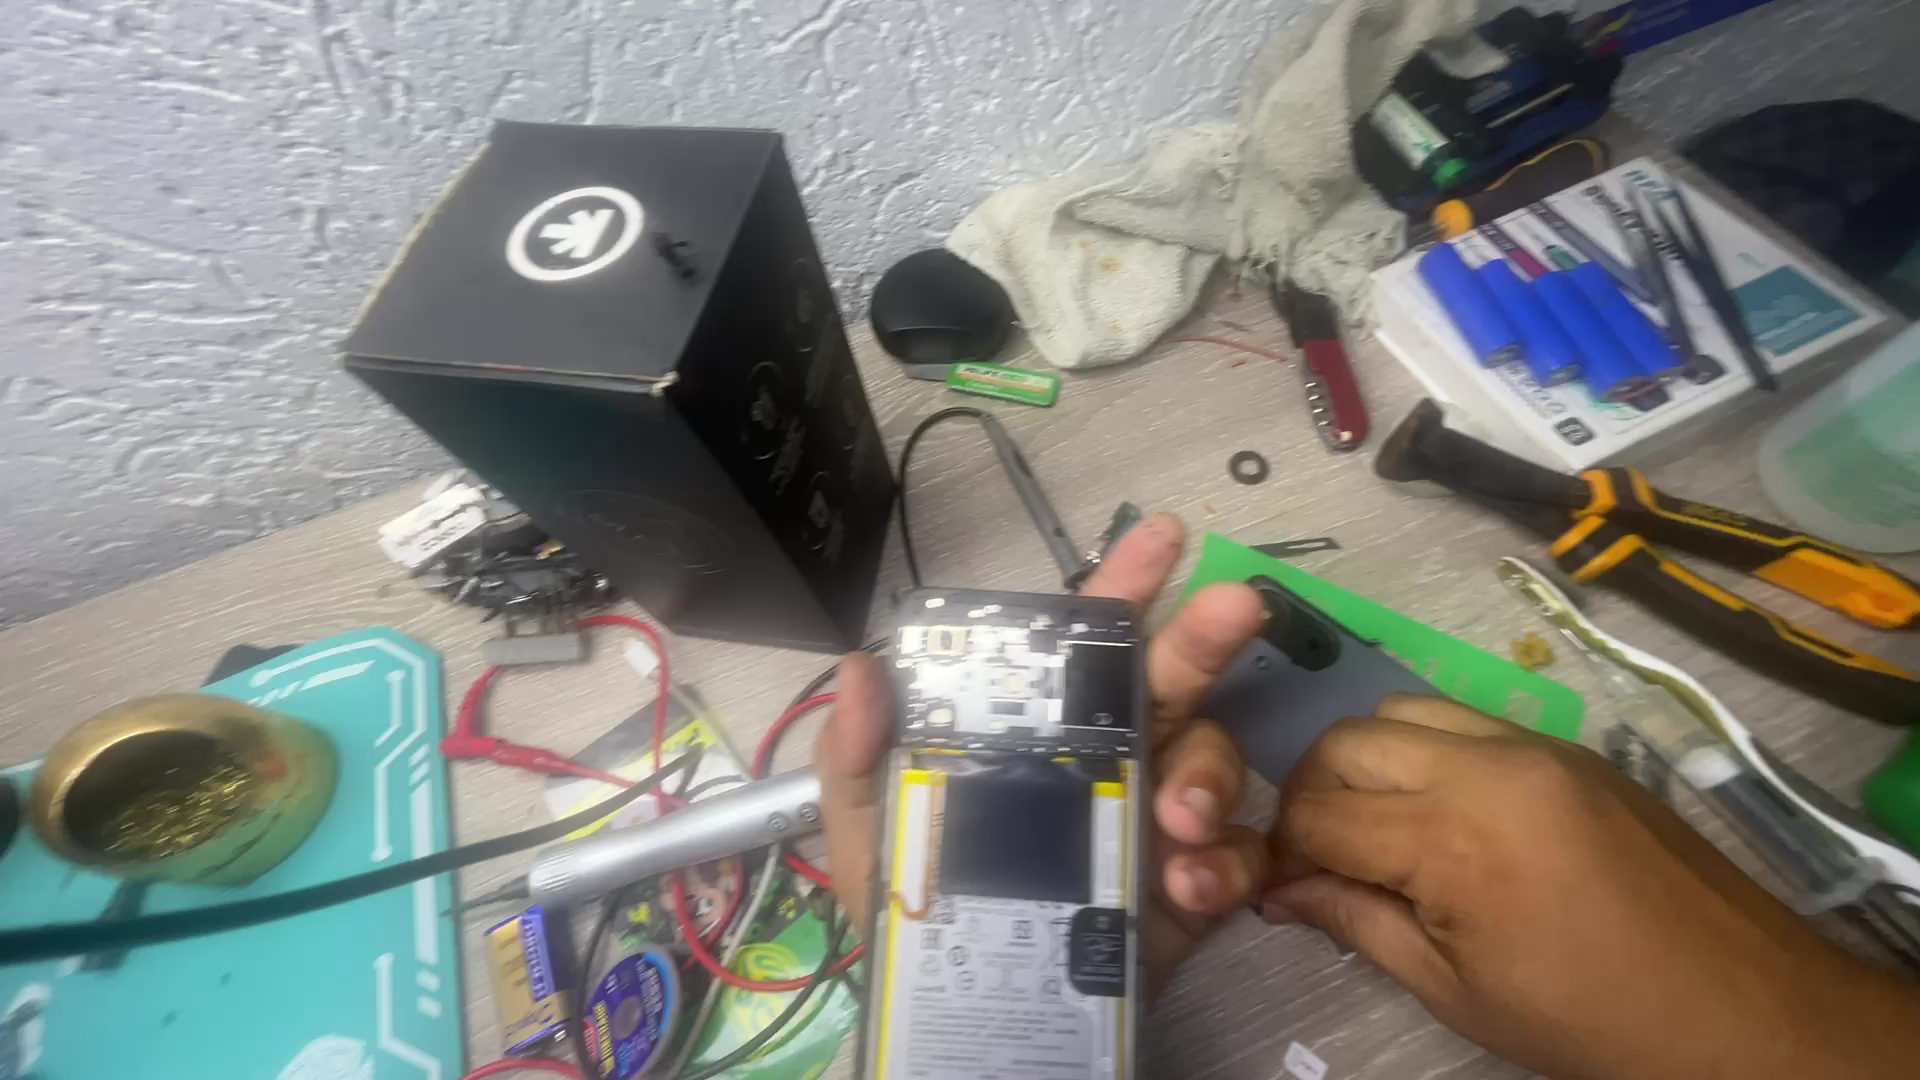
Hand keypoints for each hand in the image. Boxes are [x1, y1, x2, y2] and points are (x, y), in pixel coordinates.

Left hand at [816, 513, 1269, 992]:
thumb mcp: (869, 815)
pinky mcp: (1187, 881)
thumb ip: (858, 746)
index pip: (1083, 641)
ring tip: (1176, 817)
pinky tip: (1185, 885)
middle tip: (1235, 606)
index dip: (1123, 583)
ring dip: (1208, 774)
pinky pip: (1231, 856)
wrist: (971, 1007)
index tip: (1162, 536)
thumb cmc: (919, 893)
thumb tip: (862, 667)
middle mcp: (1108, 749)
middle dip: (1203, 636)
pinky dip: (1222, 864)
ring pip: (1210, 758)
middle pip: (1167, 677)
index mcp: (1039, 723)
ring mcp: (1153, 811)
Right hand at [1262, 694, 1919, 1079]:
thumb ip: (1351, 922)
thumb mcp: (1454, 992)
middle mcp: (1480, 769)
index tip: (1281, 876)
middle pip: (1342, 743)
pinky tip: (1438, 797)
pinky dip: (1420, 745)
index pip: (1317, 816)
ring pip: (1392, 709)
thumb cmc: (1593, 1022)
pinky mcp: (1560, 743)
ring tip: (1376, 811)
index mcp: (1450, 843)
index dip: (1284, 847)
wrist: (1764, 1020)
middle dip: (1312, 791)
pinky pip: (1456, 714)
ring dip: (1362, 757)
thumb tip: (1274, 888)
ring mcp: (1526, 744)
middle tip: (1323, 843)